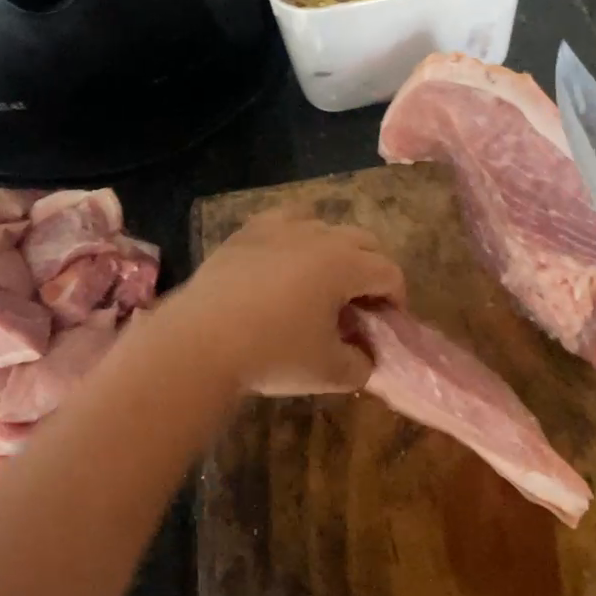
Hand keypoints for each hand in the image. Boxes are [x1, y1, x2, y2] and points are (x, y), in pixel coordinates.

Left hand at [157, 207, 404, 396]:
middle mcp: (318, 236)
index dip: (396, 300)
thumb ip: (361, 364)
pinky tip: (285, 265)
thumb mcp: (329, 372)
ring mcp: (279, 228)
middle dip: (371, 271)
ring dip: (335, 252)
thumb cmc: (273, 355)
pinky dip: (296, 238)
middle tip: (359, 307)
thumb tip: (366, 357)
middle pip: (364, 241)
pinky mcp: (246, 232)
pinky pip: (284, 222)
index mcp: (345, 264)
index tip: (386, 326)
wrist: (199, 343)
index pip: (389, 272)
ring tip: (322, 285)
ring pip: (324, 226)